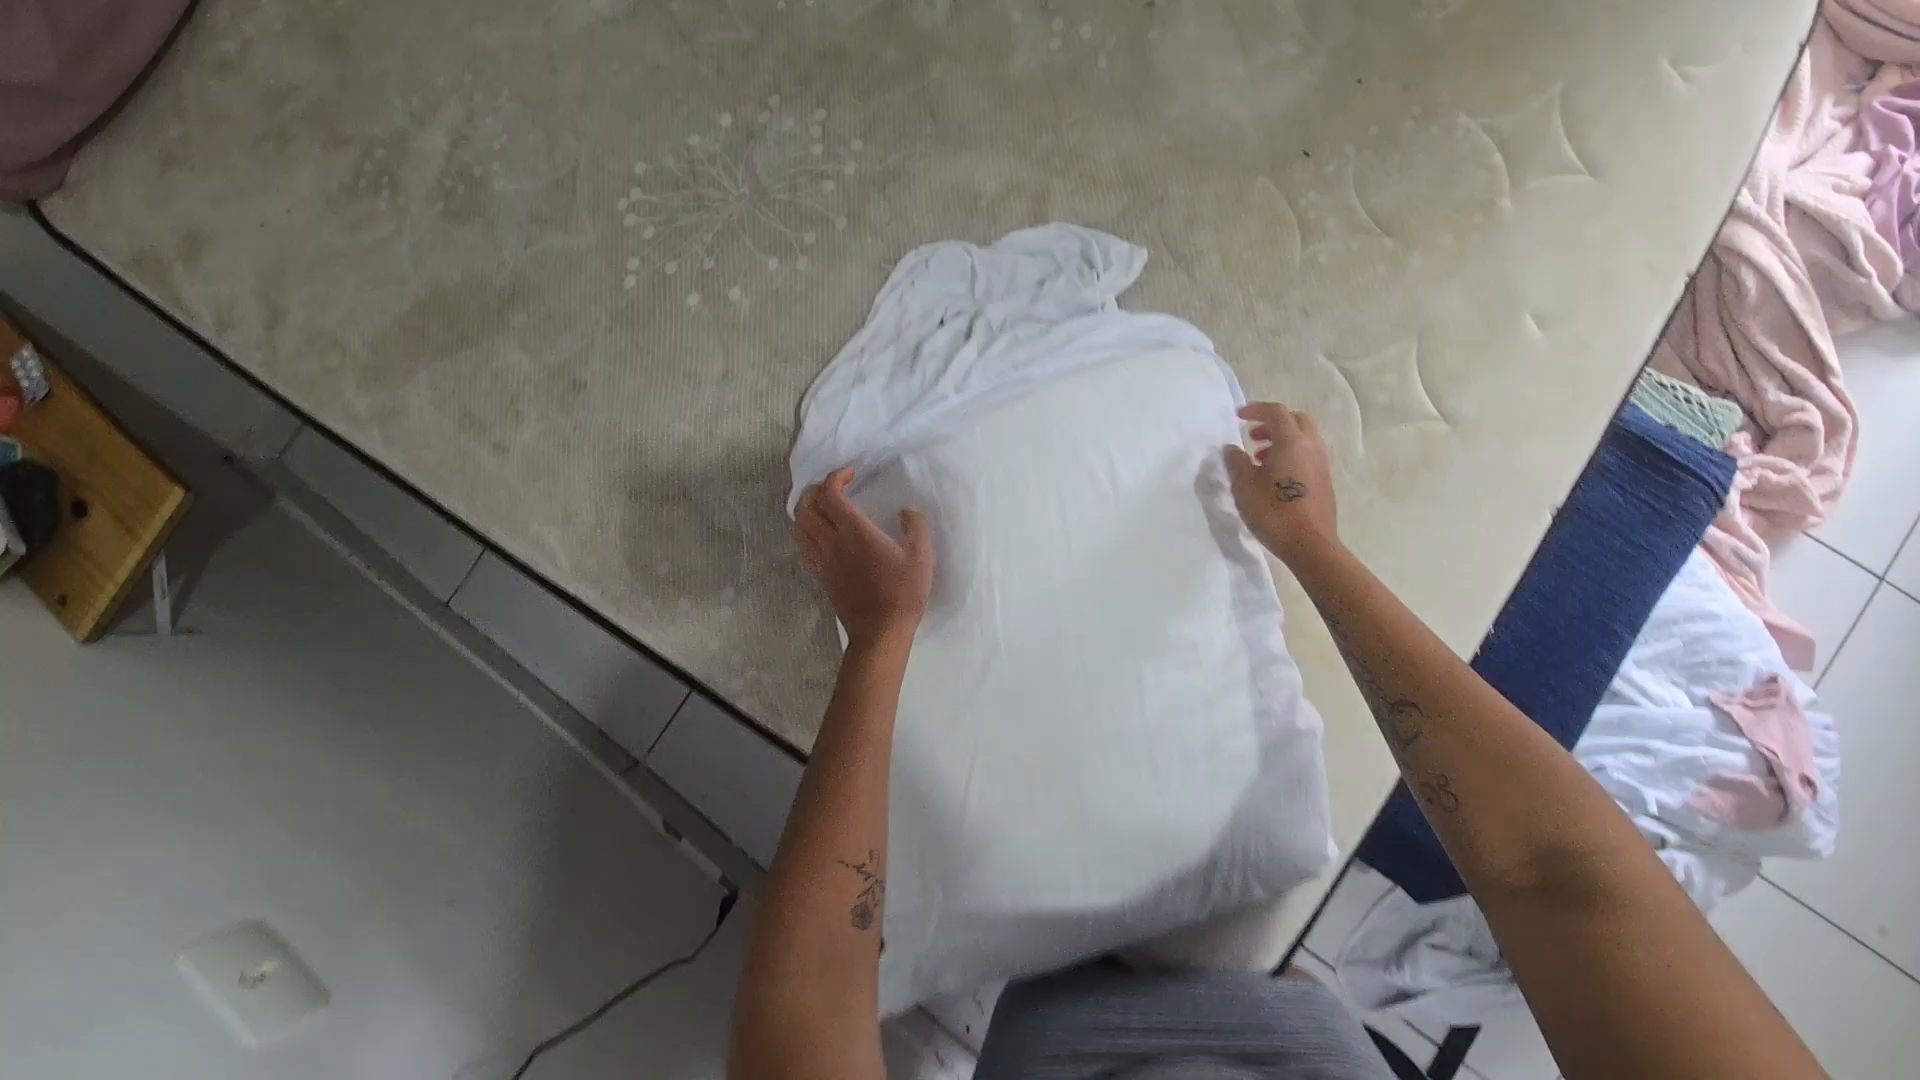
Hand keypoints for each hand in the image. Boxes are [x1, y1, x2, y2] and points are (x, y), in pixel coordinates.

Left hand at [793, 467, 934, 649]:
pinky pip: (802, 548)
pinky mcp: (820, 576)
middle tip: (834, 487)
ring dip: (805, 510)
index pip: (830, 494)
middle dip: (815, 490)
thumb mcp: (922, 556)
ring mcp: (822, 561)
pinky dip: (805, 533)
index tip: (851, 474)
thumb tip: (906, 511)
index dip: (835, 477)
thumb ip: (916, 525)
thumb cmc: (903, 593)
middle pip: (806, 506)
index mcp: (855, 532)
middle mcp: (832, 543)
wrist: (881, 632)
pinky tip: (821, 535)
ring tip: (823, 507)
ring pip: (798, 527)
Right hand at [1224, 402, 1338, 562]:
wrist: (1309, 544)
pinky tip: (1275, 477)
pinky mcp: (1324, 480)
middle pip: (1296, 420)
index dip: (1256, 409)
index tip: (1239, 416)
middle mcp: (1311, 447)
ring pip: (1304, 438)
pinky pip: (1308, 454)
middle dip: (1273, 422)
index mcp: (1292, 442)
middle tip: (1253, 437)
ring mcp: (1321, 463)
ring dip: (1282, 440)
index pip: (1276, 412)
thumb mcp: (1244, 486)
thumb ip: (1235, 462)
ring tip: (1260, 459)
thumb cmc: (1273, 511)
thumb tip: (1232, 449)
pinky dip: (1291, 454)